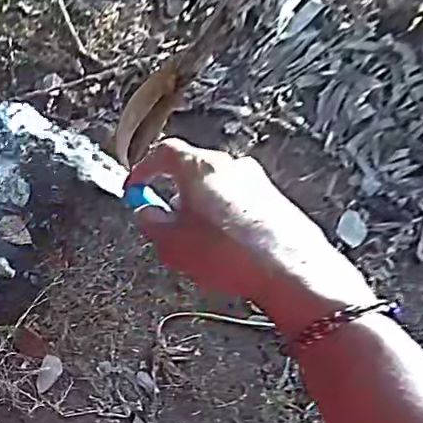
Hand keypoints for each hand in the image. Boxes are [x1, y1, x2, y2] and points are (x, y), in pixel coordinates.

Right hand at [126, 139, 377, 333]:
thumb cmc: (232, 254)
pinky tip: (220, 249)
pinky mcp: (271, 199)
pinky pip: (234, 202)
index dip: (143, 170)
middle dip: (171, 194)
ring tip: (193, 244)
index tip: (134, 187)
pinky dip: (219, 219)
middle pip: (190, 170)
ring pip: (213, 188)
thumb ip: (151, 222)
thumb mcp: (172, 243)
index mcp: (201, 168)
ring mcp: (255, 180)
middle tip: (160, 222)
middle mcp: (231, 166)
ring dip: (197, 210)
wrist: (287, 269)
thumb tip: (146, 212)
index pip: (163, 153)